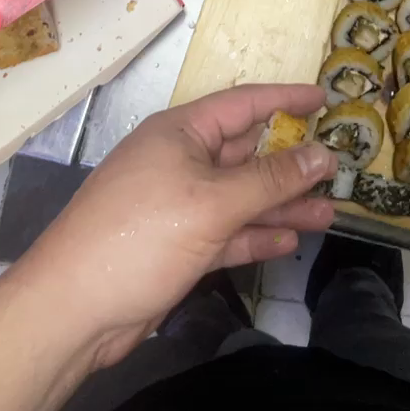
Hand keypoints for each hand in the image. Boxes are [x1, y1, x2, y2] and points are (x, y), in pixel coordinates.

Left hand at [19, 83, 336, 368]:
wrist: (72, 311)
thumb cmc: (142, 235)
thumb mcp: (213, 202)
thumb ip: (272, 179)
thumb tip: (322, 155)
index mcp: (182, 132)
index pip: (245, 104)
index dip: (287, 99)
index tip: (325, 98)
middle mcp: (181, 161)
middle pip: (246, 153)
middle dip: (291, 162)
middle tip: (337, 167)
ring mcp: (179, 205)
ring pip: (242, 197)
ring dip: (282, 204)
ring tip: (329, 211)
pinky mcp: (178, 244)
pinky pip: (227, 231)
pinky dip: (256, 235)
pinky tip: (289, 240)